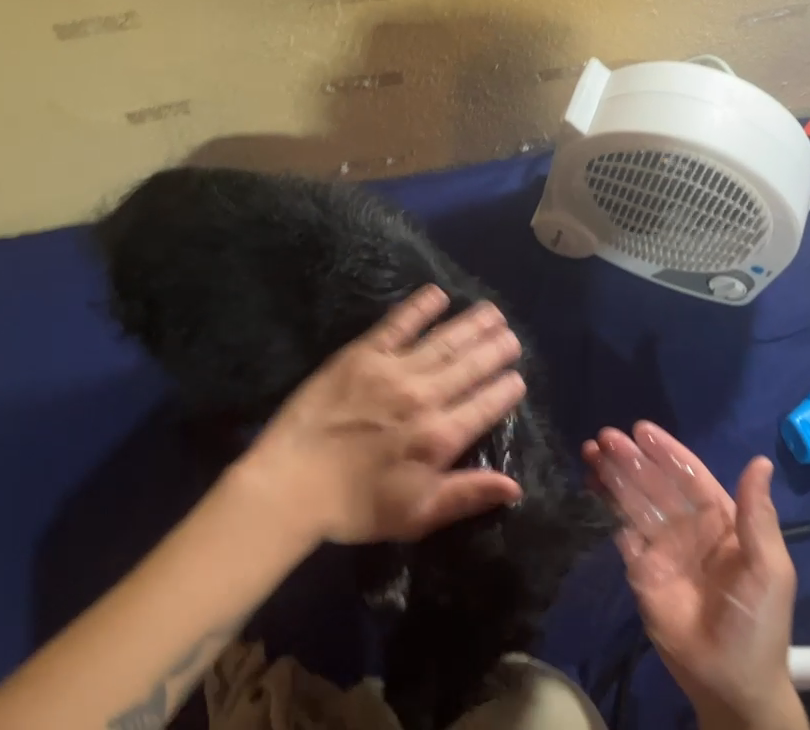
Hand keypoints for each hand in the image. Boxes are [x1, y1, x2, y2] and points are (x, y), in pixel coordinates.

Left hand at [239, 285, 527, 545]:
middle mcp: (423, 397)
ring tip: (491, 312)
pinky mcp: (361, 355)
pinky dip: (419, 308)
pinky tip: (436, 294)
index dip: (505, 390)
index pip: (485, 406)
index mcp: (439, 437)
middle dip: (495, 350)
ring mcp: (392, 371)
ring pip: (443, 341)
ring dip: (470, 325)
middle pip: (469, 367)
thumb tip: (514, 484)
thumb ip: (467, 495)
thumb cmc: (355, 507)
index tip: (518, 378)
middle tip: (512, 336)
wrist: (291, 484)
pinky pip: (398, 324)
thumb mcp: (416, 514)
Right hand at [584, 423, 806, 729]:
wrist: (729, 680)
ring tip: (591, 450)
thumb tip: (759, 461)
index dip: (667, 453)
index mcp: (723, 522)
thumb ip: (757, 515)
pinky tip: (593, 484)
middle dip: (632, 459)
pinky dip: (607, 506)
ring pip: (634, 501)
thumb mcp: (768, 568)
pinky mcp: (639, 570)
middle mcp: (689, 528)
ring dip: (614, 475)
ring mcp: (662, 548)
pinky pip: (621, 530)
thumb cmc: (756, 621)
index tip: (642, 430)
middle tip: (605, 436)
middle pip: (656, 484)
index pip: (691, 477)